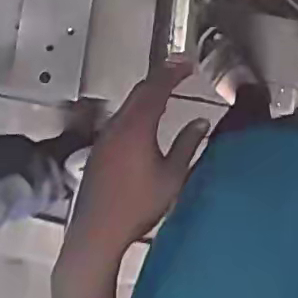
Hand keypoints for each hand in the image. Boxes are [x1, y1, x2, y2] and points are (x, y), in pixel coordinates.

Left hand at [64, 62, 208, 258]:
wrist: (96, 234)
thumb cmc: (137, 207)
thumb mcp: (172, 177)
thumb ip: (187, 145)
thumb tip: (201, 122)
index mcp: (138, 126)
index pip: (157, 87)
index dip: (174, 71)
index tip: (189, 63)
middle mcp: (118, 124)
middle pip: (141, 90)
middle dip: (161, 76)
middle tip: (179, 69)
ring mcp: (105, 136)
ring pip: (129, 102)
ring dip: (148, 92)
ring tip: (166, 89)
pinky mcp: (99, 149)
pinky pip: (121, 116)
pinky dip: (137, 107)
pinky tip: (145, 118)